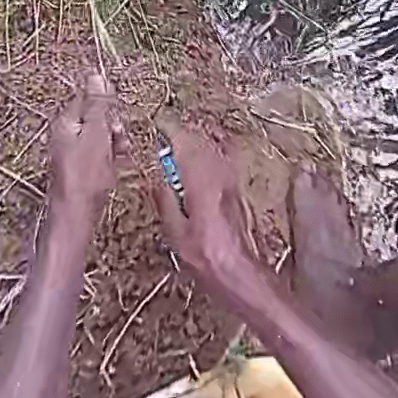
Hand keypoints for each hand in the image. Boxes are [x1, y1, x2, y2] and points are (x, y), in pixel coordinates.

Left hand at [48, 73, 121, 209]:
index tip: (117, 116)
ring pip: (99, 135)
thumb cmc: (85, 176)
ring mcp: (72, 151)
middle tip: (118, 137)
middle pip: (94, 117)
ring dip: (113, 140)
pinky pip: (98, 152)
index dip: (106, 105)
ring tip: (119, 153)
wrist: (76, 214)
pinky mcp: (80, 167)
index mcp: (65, 122)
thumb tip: (96, 76)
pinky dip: (109, 154)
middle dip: (112, 125)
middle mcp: (65, 134)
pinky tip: (116, 163)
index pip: (87, 99)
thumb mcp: (96, 134)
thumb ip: (98, 106)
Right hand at [151, 115, 262, 284]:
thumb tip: (155, 176)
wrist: (242, 273)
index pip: (183, 142)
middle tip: (163, 134)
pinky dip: (211, 151)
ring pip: (214, 146)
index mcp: (201, 182)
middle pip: (200, 139)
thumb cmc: (207, 257)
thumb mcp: (175, 232)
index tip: (157, 124)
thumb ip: (164, 199)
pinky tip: (202, 159)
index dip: (169, 130)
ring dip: (196, 141)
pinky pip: (224, 157)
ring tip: (178, 146)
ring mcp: (233, 180)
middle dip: (181, 133)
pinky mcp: (240, 188)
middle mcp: (220, 174)